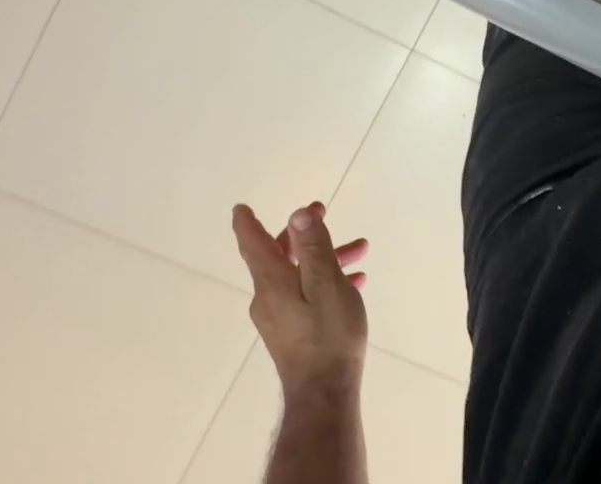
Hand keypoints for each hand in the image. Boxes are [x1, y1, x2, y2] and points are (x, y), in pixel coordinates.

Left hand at [233, 202, 369, 394]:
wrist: (325, 391)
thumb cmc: (328, 334)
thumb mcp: (327, 283)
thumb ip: (313, 248)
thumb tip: (299, 214)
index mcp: (272, 282)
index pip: (253, 245)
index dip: (247, 224)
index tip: (240, 208)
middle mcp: (268, 297)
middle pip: (278, 255)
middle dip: (302, 233)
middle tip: (324, 212)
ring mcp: (279, 316)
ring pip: (298, 274)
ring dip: (325, 256)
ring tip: (361, 250)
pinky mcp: (292, 330)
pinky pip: (305, 292)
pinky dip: (325, 279)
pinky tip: (355, 282)